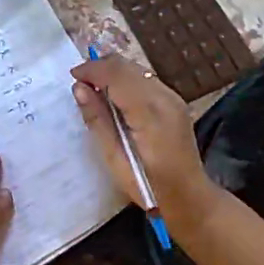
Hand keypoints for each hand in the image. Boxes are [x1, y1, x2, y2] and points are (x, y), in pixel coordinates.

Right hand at [70, 54, 216, 224]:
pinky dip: (126, 78)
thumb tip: (79, 88)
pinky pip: (144, 78)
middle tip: (81, 81)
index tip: (73, 76)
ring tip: (94, 87)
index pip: (117, 75)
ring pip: (136, 68)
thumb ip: (97, 120)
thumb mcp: (115, 160)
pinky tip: (115, 94)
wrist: (190, 197)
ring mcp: (173, 97)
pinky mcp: (175, 100)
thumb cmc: (149, 186)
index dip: (93, 70)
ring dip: (113, 71)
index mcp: (150, 114)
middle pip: (127, 66)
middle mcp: (164, 97)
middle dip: (101, 66)